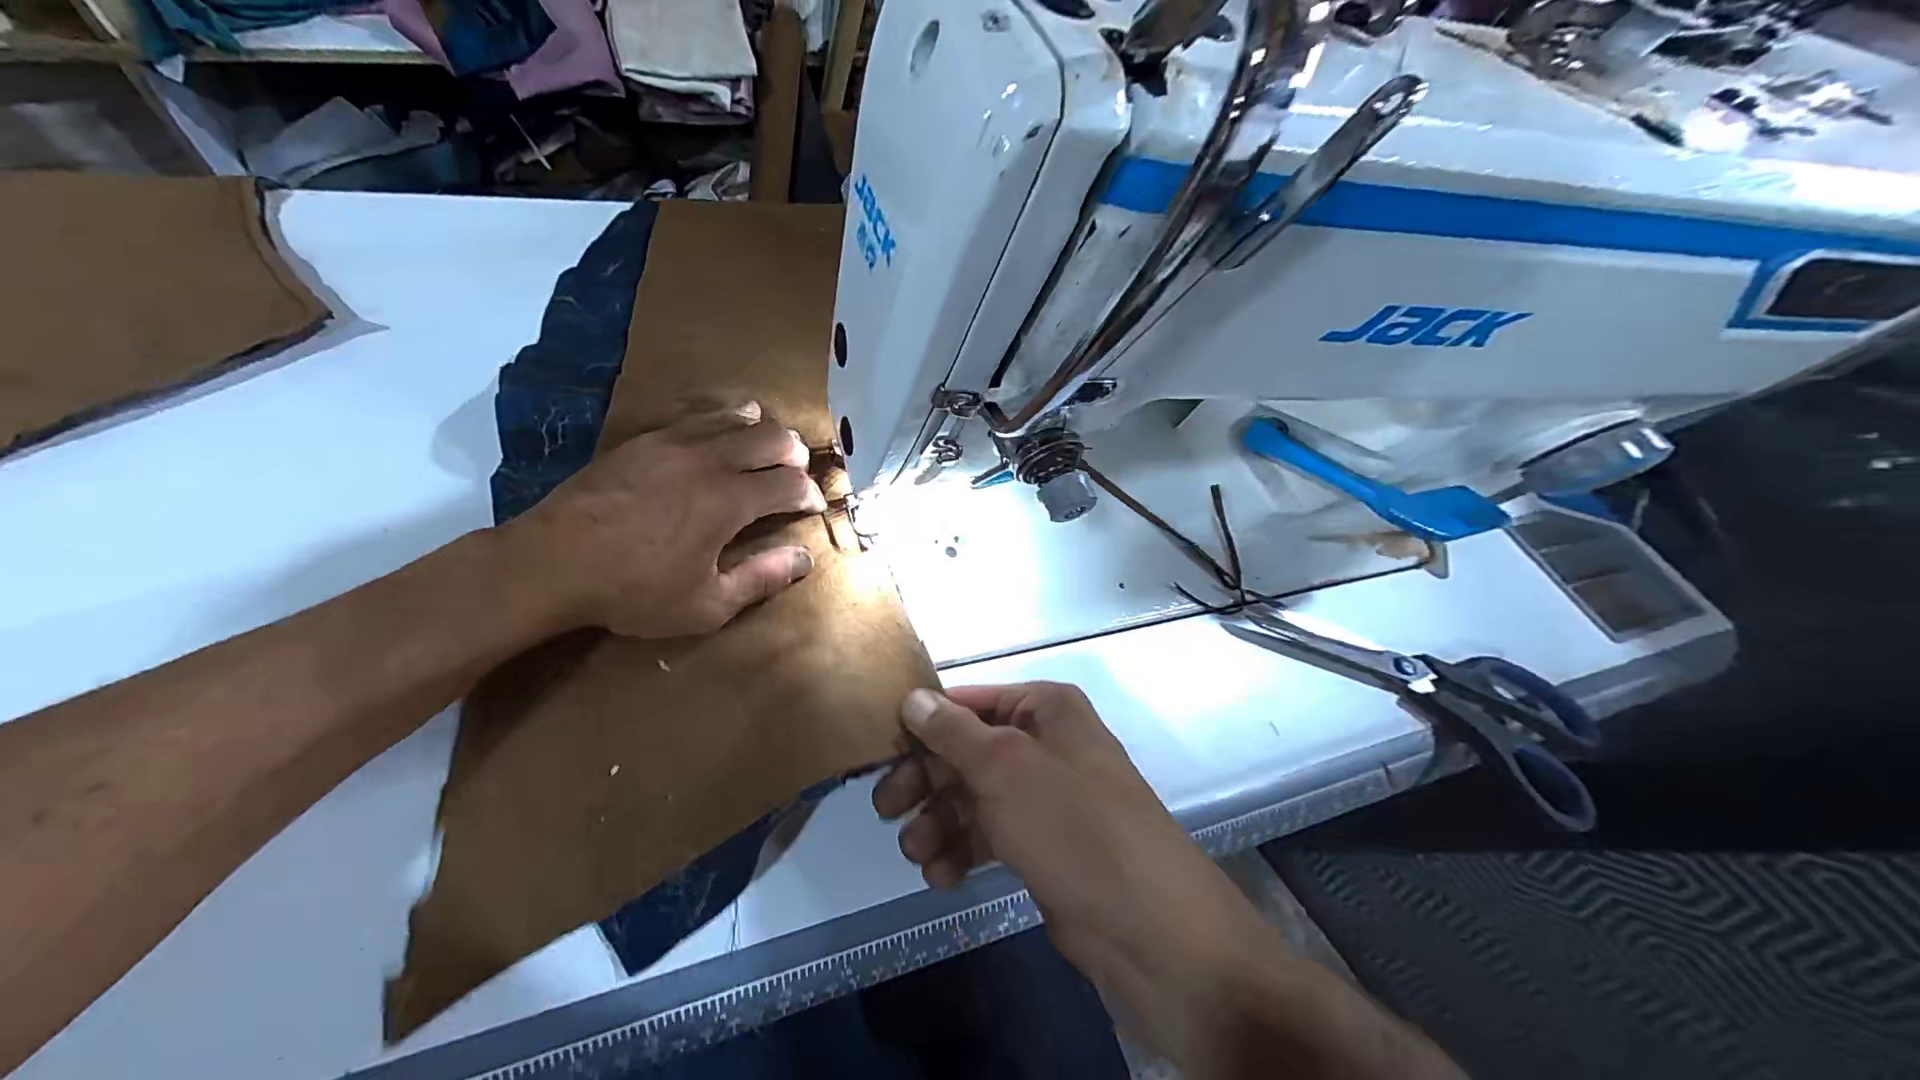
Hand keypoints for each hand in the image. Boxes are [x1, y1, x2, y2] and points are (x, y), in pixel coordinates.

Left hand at [502, 401, 826, 637]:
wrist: (552, 562)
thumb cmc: (633, 591)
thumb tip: (805, 558)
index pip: (791, 483)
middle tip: (796, 474)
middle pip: (773, 438)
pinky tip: (724, 431)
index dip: (810, 494)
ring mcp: (676, 443)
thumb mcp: (706, 605)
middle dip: (795, 455)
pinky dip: (724, 421)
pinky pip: (698, 417)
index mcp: (731, 501)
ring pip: (738, 418)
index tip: (812, 507)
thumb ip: (761, 579)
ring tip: (769, 448)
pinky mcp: (646, 439)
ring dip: (764, 431)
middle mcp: (711, 461)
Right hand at [872, 684, 1257, 1014]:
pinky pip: (989, 834)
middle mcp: (1045, 743)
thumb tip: (913, 698)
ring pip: (972, 796)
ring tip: (917, 854)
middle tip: (885, 809)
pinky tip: (943, 876)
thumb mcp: (1005, 767)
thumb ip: (953, 731)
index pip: (970, 701)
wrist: (1146, 925)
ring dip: (939, 822)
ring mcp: (1044, 796)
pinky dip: (962, 850)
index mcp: (1045, 708)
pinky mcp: (1042, 843)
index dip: (925, 724)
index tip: (882, 750)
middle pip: (966, 751)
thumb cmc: (1072, 825)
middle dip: (927, 781)